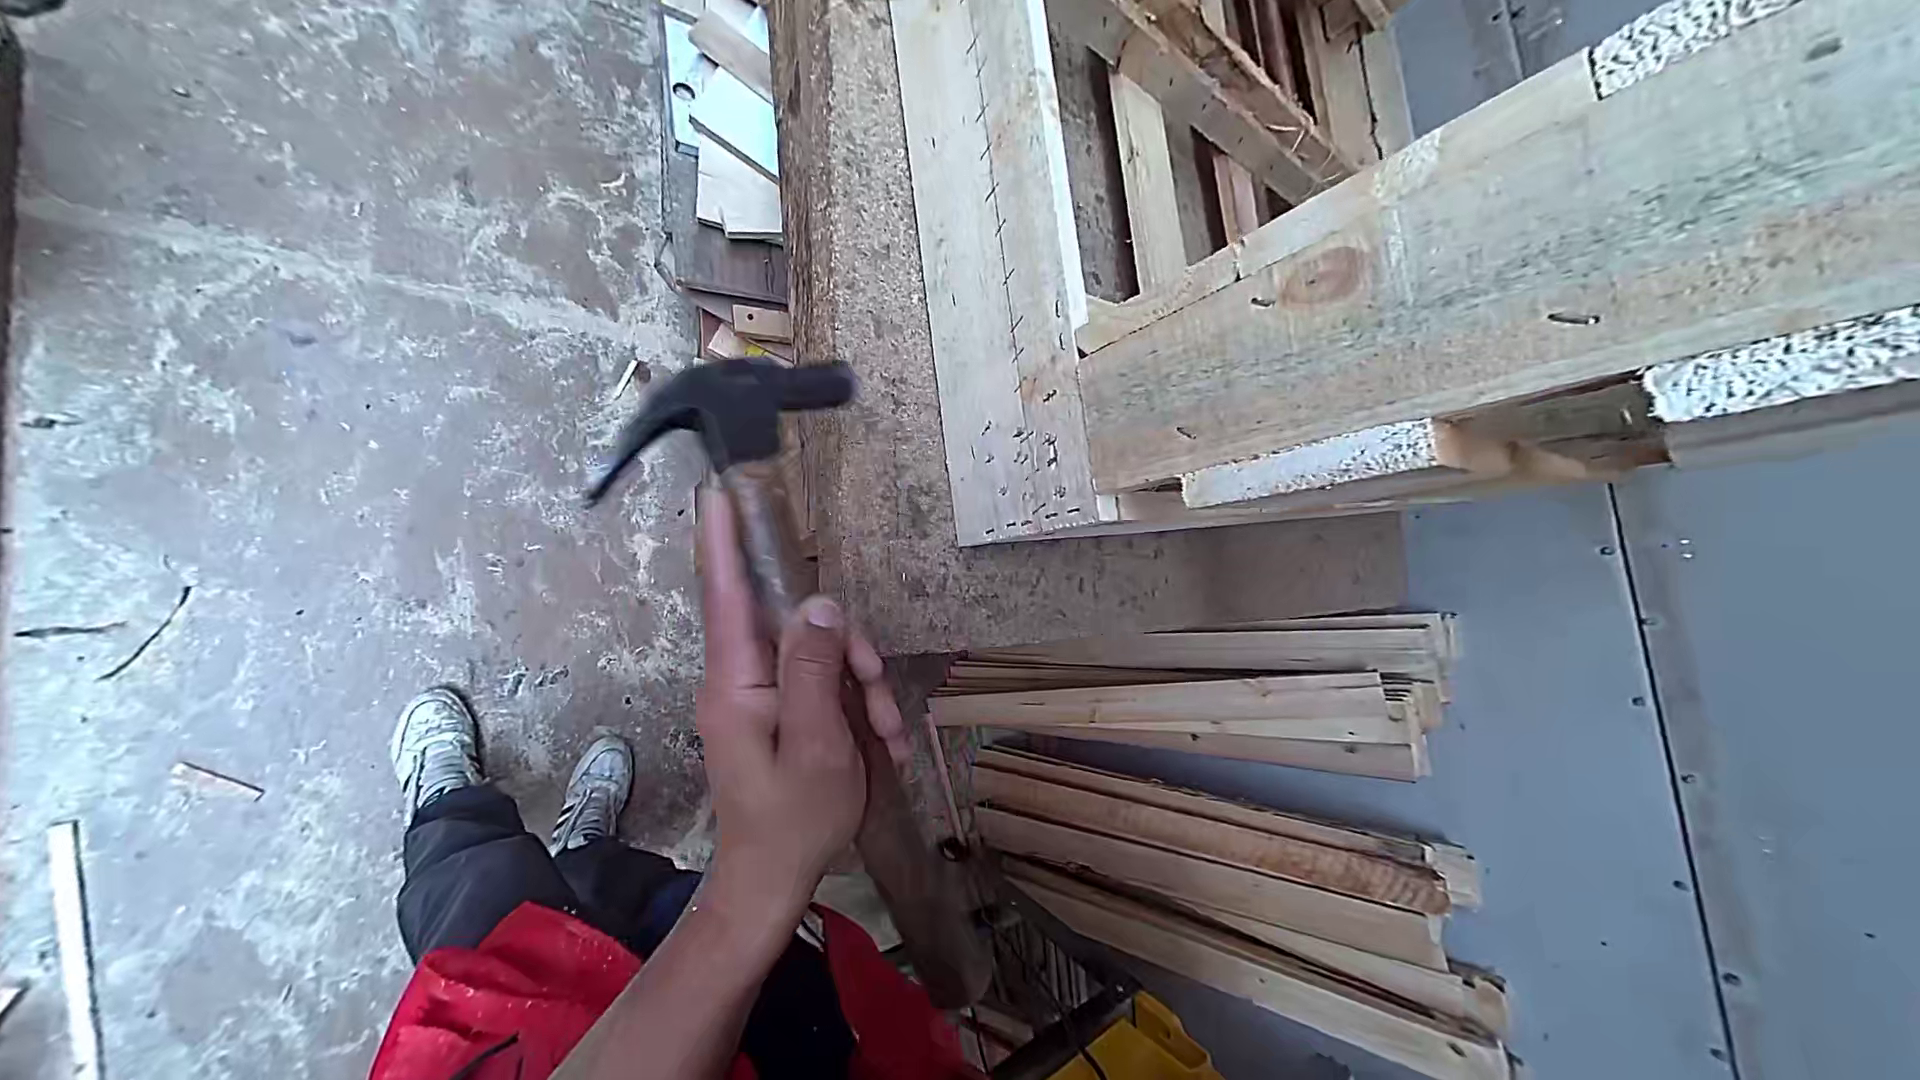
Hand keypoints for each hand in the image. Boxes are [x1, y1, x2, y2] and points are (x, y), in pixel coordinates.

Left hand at [693, 486, 909, 910]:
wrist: (773, 882)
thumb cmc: (792, 822)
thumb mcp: (818, 745)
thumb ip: (814, 669)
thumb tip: (818, 603)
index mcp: (735, 682)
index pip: (725, 594)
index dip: (723, 540)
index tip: (718, 492)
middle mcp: (744, 677)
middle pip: (799, 625)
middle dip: (849, 653)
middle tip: (878, 699)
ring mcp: (766, 693)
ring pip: (823, 653)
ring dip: (864, 686)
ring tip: (887, 735)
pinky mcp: (785, 708)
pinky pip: (827, 683)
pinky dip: (859, 706)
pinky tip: (882, 743)